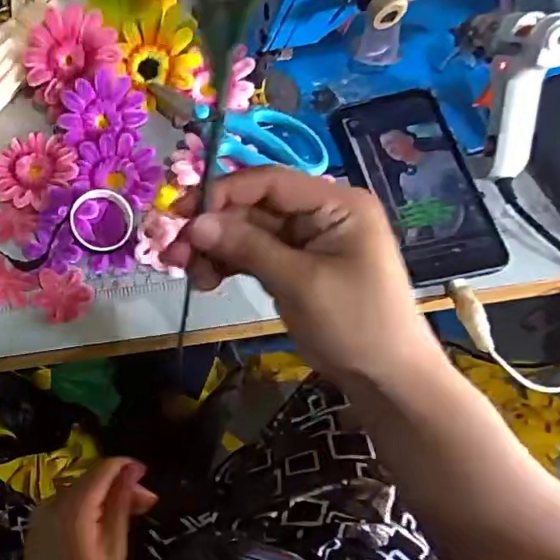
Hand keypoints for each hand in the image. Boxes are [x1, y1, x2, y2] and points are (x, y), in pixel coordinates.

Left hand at [11, 458, 157, 559]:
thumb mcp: (114, 549)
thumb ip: (121, 505)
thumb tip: (132, 471)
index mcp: (73, 508)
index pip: (102, 470)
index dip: (125, 466)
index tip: (146, 473)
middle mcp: (53, 501)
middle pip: (90, 477)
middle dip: (118, 481)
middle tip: (144, 500)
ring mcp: (41, 510)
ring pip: (79, 487)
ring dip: (103, 492)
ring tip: (127, 510)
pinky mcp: (37, 519)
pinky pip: (66, 499)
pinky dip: (86, 501)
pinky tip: (100, 518)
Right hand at [163, 167, 439, 384]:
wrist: (386, 378)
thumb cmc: (355, 324)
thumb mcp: (300, 282)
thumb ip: (247, 248)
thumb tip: (195, 223)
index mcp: (335, 203)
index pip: (268, 182)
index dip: (221, 193)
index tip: (180, 216)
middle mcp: (319, 213)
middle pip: (252, 207)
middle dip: (211, 227)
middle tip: (173, 252)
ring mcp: (306, 241)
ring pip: (246, 232)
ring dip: (214, 248)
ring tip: (187, 273)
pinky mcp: (293, 266)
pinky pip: (252, 254)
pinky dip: (227, 264)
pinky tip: (206, 281)